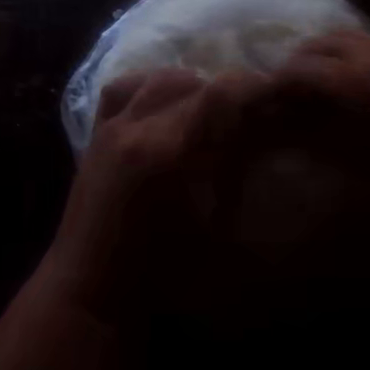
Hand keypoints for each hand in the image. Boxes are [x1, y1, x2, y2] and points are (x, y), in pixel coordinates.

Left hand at [41, 67, 261, 329]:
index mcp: (169, 150)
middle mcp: (136, 126)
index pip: (219, 95)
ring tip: (206, 106)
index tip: (276, 93)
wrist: (92, 290)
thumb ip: (233, 171)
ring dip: (188, 85)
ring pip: (154, 79)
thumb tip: (256, 135)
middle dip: (224, 88)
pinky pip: (120, 90)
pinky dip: (146, 87)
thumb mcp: (214, 226)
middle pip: (188, 82)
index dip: (253, 88)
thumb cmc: (162, 274)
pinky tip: (162, 104)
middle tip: (247, 107)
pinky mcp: (94, 135)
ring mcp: (110, 127)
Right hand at [261, 30, 369, 199]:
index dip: (272, 88)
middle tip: (283, 97)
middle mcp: (368, 52)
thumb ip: (316, 137)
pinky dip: (340, 56)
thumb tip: (282, 127)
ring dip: (317, 58)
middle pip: (313, 46)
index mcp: (353, 80)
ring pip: (337, 39)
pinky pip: (360, 44)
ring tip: (311, 89)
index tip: (260, 108)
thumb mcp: (361, 159)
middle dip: (293, 67)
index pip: (294, 71)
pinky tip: (344, 86)